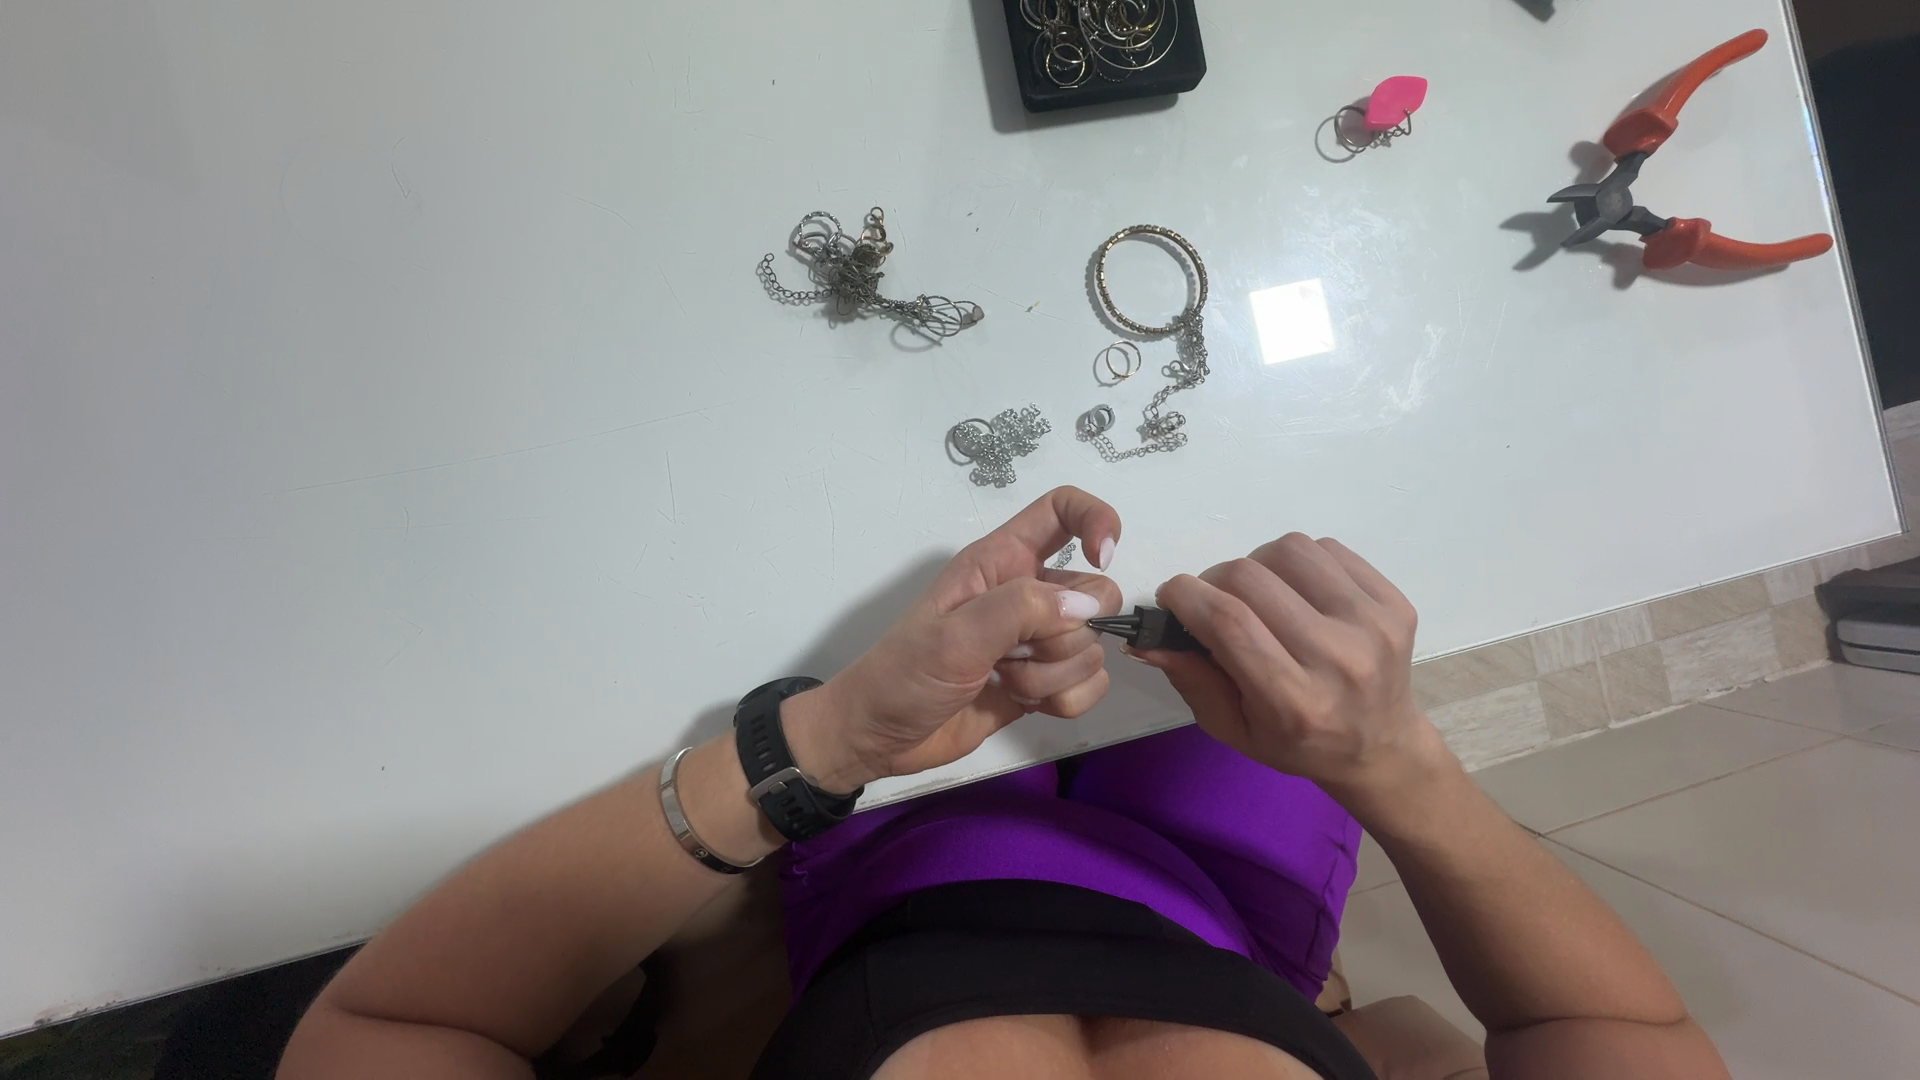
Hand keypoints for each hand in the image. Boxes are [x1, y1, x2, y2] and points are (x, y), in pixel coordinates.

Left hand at [785, 487, 1123, 789]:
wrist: (881, 738)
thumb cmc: (904, 675)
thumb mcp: (954, 636)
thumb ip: (1020, 610)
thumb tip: (1086, 606)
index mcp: (1000, 561)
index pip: (1061, 510)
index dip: (1095, 520)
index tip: (1101, 558)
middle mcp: (1026, 594)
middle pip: (1095, 593)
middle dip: (1067, 634)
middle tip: (1015, 652)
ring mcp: (1037, 641)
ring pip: (1092, 647)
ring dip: (1055, 675)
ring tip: (1007, 681)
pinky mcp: (1045, 683)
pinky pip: (1089, 685)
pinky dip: (1065, 700)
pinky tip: (1026, 703)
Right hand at [1135, 533, 1452, 806]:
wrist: (1382, 748)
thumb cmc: (1295, 743)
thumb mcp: (1230, 726)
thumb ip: (1189, 677)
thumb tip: (1145, 637)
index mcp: (1294, 700)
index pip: (1227, 620)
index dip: (1185, 595)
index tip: (1171, 597)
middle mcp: (1338, 658)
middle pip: (1249, 577)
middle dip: (1212, 581)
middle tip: (1213, 603)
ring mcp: (1372, 625)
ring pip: (1286, 550)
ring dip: (1256, 565)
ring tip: (1258, 595)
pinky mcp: (1394, 602)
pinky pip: (1325, 547)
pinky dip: (1295, 561)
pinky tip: (1294, 591)